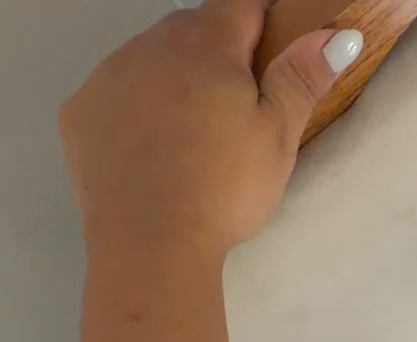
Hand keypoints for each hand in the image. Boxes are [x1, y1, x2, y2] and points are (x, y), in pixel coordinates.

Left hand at [58, 1, 361, 261]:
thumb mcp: (278, 138)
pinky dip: (135, 111)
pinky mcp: (80, 111)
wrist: (151, 242)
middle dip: (218, 54)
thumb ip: (301, 79)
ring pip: (150, 59)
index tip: (275, 46)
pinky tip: (152, 153)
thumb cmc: (226, 189)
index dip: (263, 18)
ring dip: (174, 80)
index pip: (241, 4)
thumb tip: (336, 35)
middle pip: (193, 29)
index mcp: (208, 46)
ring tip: (194, 137)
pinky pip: (115, 95)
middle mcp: (151, 45)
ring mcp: (108, 75)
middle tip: (238, 108)